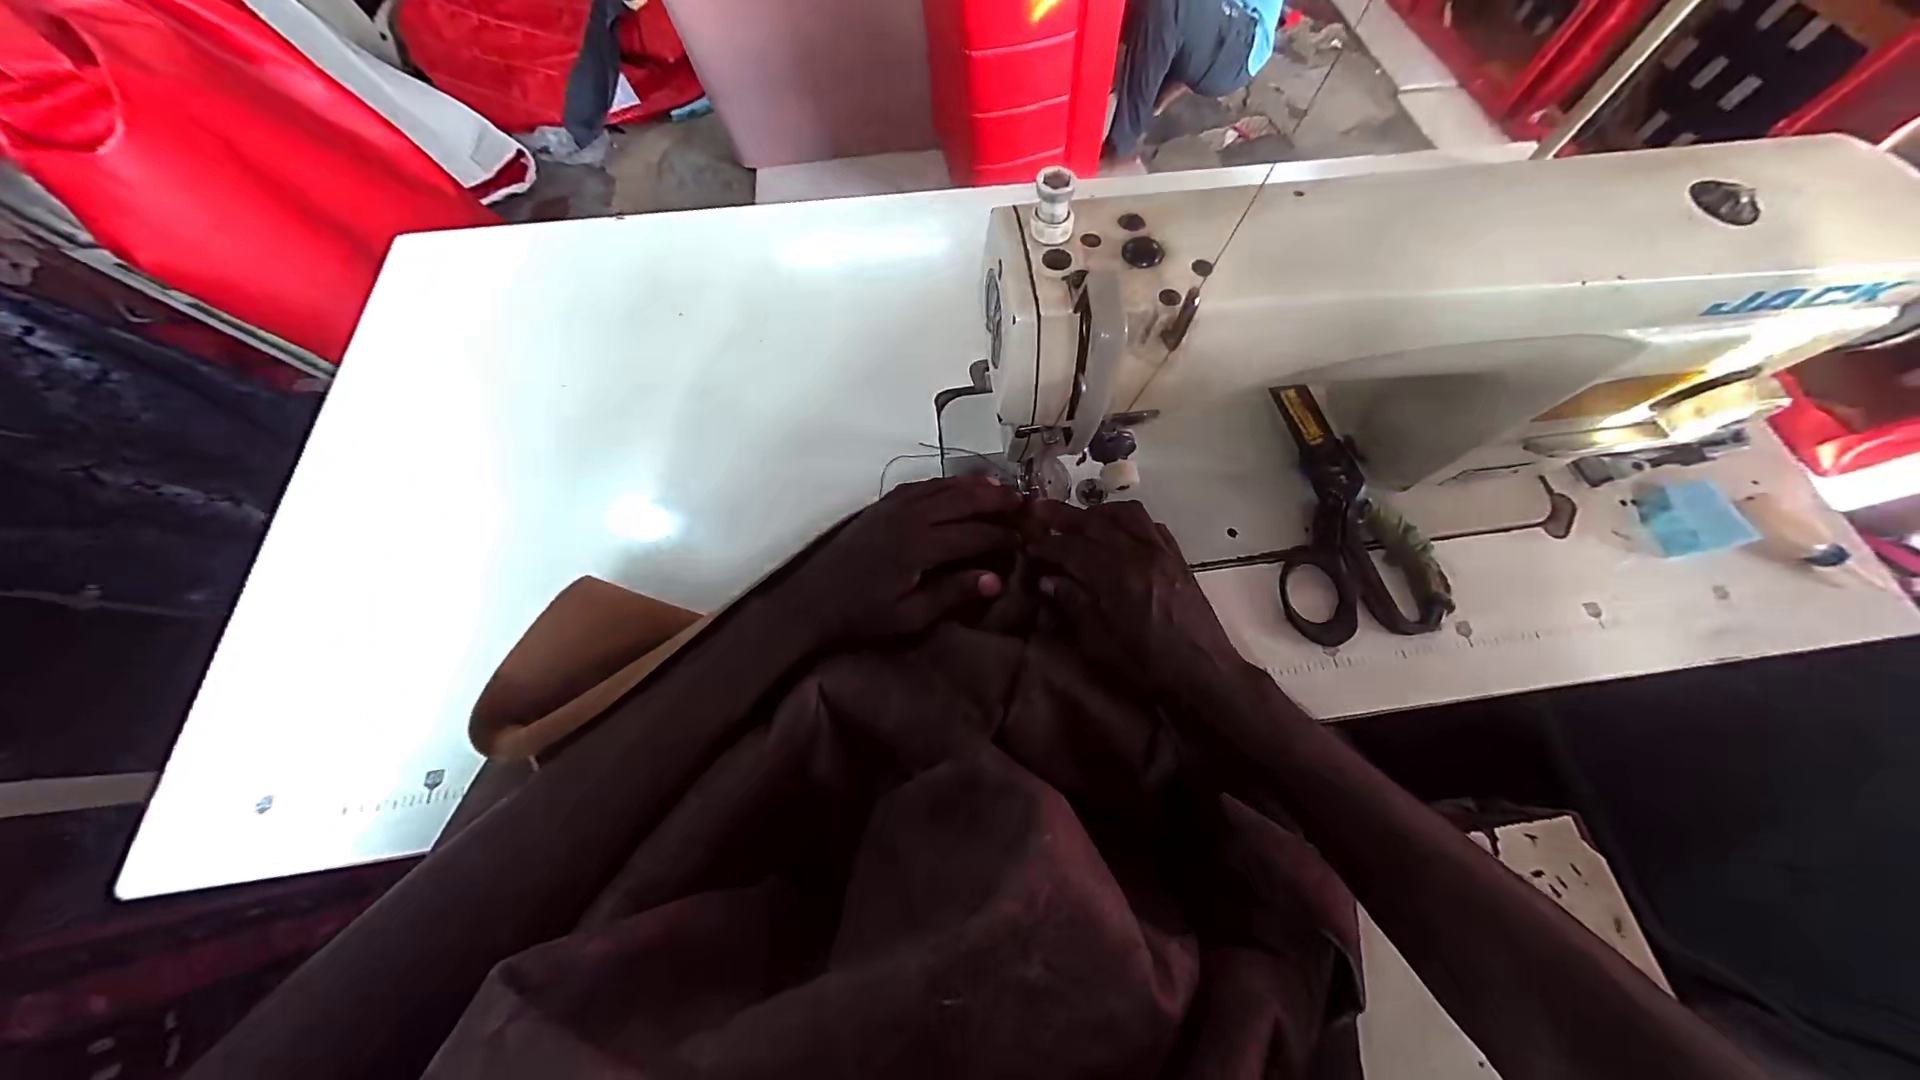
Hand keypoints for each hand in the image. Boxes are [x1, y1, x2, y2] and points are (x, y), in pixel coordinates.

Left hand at [773, 476, 1021, 646]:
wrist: (813, 600)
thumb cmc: (862, 615)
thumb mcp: (910, 616)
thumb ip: (952, 594)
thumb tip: (996, 580)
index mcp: (918, 546)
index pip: (973, 534)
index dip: (1002, 537)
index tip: (1024, 542)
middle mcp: (909, 517)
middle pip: (963, 500)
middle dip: (997, 501)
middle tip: (1024, 504)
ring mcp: (894, 506)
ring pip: (944, 486)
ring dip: (975, 486)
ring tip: (1002, 488)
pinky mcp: (883, 504)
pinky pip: (922, 485)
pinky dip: (947, 483)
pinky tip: (960, 486)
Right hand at [1023, 499, 1247, 697]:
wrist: (1202, 673)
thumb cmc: (1146, 665)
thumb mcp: (1098, 640)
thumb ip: (1073, 603)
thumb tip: (1049, 579)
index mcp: (1115, 575)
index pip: (1071, 547)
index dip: (1046, 545)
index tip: (1028, 546)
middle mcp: (1139, 553)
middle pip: (1095, 522)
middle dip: (1063, 516)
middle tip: (1039, 510)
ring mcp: (1161, 552)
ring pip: (1127, 513)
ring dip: (1098, 513)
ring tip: (1080, 521)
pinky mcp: (1177, 558)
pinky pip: (1151, 526)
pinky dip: (1129, 523)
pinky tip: (1118, 534)